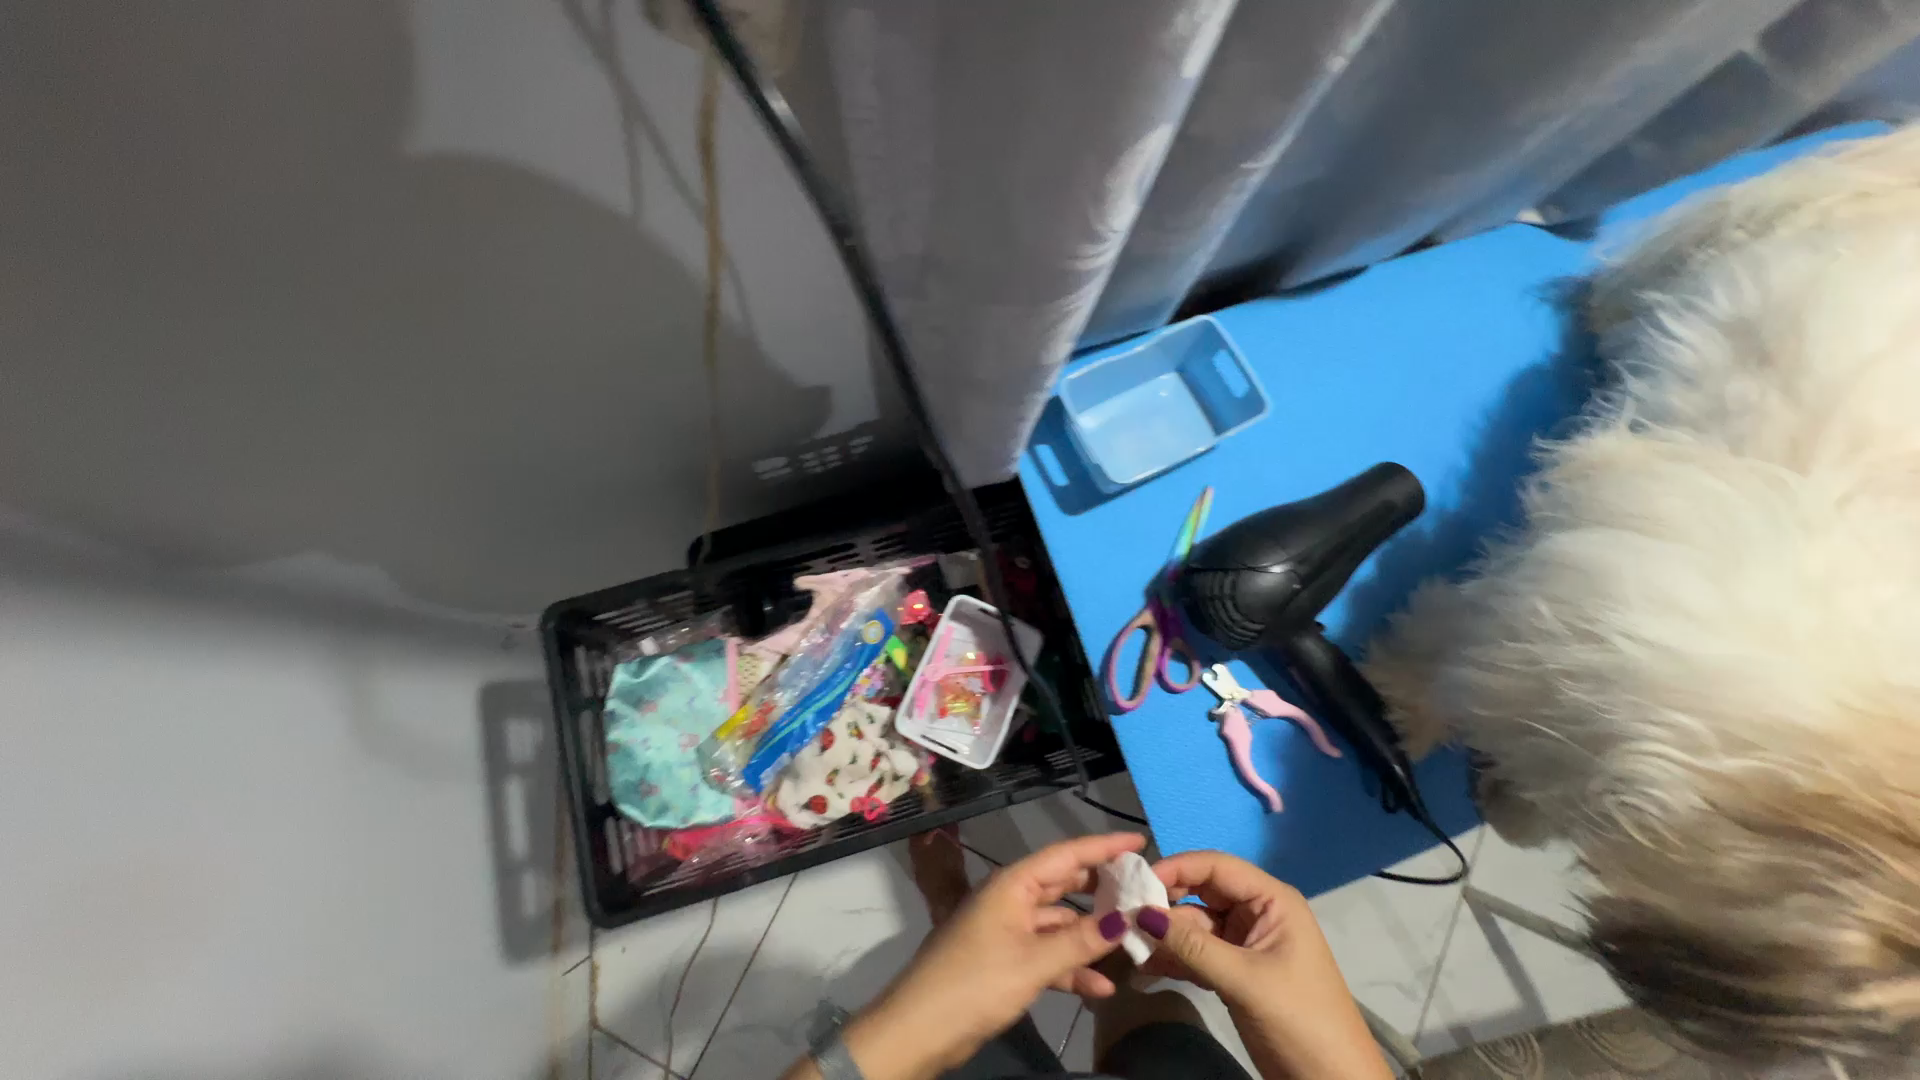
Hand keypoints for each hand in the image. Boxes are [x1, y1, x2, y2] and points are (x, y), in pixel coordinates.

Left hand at [835, 832, 1143, 1079]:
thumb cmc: (976, 982)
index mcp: (1014, 883)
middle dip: (1103, 888)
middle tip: (1145, 889)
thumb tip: (1126, 915)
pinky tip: (1102, 988)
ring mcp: (1008, 930)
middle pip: (1065, 885)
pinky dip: (1072, 967)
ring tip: (1134, 941)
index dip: (1104, 847)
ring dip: (1092, 935)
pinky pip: (1048, 954)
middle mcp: (1012, 898)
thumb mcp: (1034, 962)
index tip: (1140, 841)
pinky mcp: (1006, 961)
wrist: (921, 1028)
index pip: (1067, 855)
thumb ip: (1081, 940)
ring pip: (1060, 923)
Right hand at [1135, 851, 1391, 1079]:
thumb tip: (1138, 913)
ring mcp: (1244, 942)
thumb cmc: (1301, 1021)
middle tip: (1122, 913)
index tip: (1136, 883)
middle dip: (1163, 902)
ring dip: (1162, 933)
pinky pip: (1195, 952)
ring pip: (1193, 924)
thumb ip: (1191, 946)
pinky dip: (1171, 957)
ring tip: (1126, 943)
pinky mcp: (1234, 970)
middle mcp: (1256, 912)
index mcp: (1271, 900)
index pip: (1215, 866)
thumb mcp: (1245, 981)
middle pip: (1200, 892)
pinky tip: (1142, 965)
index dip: (1176, 868)